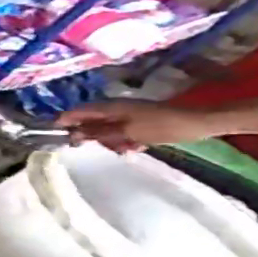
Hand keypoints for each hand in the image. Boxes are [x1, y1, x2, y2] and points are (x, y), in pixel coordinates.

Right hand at [58, 101, 225, 149]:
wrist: (200, 123)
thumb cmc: (162, 126)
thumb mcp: (127, 132)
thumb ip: (99, 133)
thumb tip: (72, 134)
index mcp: (108, 107)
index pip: (76, 112)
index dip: (63, 122)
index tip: (57, 136)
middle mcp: (114, 108)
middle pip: (89, 121)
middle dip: (90, 135)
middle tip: (100, 148)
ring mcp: (127, 114)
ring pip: (105, 128)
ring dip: (109, 140)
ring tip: (123, 149)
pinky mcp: (138, 121)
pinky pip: (120, 131)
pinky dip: (123, 139)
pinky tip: (134, 147)